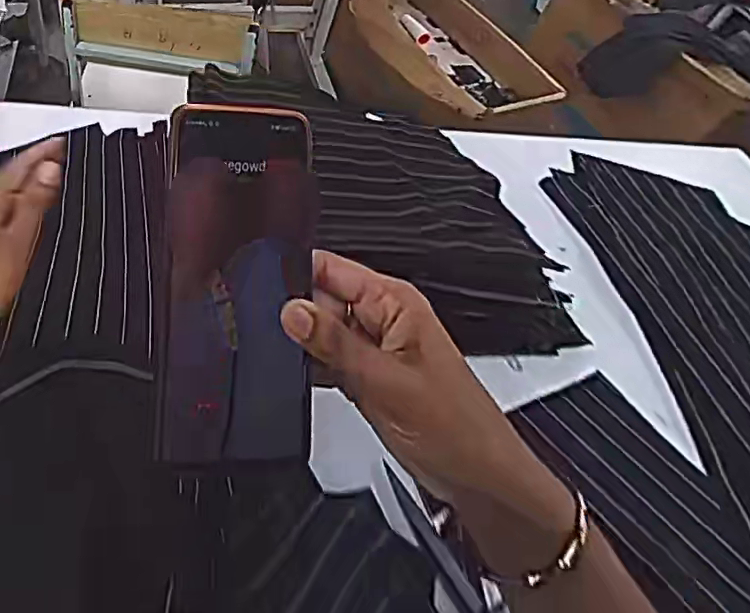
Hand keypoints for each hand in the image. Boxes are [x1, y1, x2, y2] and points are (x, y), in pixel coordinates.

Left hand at [0, 137, 64, 381]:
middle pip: (9, 177)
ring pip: (3, 193)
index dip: (40, 152)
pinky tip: (24, 210)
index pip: (18, 167)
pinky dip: (17, 201)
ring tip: (46, 175)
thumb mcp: (19, 242)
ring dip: (25, 181)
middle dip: (33, 162)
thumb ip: (34, 204)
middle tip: (56, 152)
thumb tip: (49, 170)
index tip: (58, 141)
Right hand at [279, 250, 542, 504]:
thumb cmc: (460, 429)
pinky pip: (326, 357)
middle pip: (318, 297)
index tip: (268, 294)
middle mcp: (381, 317)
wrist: (481, 482)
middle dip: (297, 316)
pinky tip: (310, 381)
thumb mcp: (387, 381)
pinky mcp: (364, 372)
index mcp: (393, 301)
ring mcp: (371, 346)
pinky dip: (313, 367)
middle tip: (286, 341)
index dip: (296, 275)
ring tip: (308, 366)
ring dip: (306, 346)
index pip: (329, 267)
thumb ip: (334, 343)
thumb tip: (292, 310)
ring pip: (319, 329)